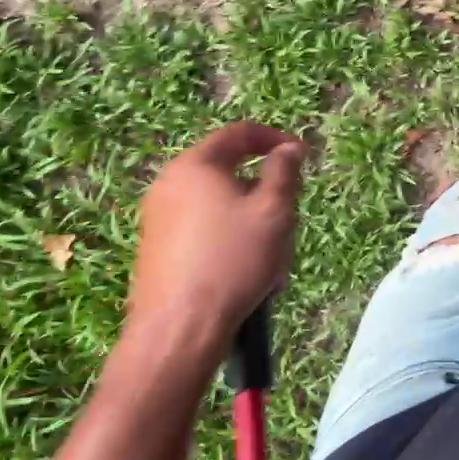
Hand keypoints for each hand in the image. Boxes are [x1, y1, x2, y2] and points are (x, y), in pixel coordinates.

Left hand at [130, 122, 305, 356]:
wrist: (181, 326)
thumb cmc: (234, 259)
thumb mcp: (274, 210)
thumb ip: (284, 171)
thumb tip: (287, 149)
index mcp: (195, 166)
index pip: (238, 133)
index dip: (274, 138)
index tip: (301, 155)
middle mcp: (168, 184)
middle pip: (227, 168)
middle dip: (264, 183)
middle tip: (290, 208)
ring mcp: (158, 217)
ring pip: (217, 199)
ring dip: (249, 212)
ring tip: (272, 243)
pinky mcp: (157, 246)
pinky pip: (203, 224)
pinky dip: (229, 232)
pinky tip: (246, 264)